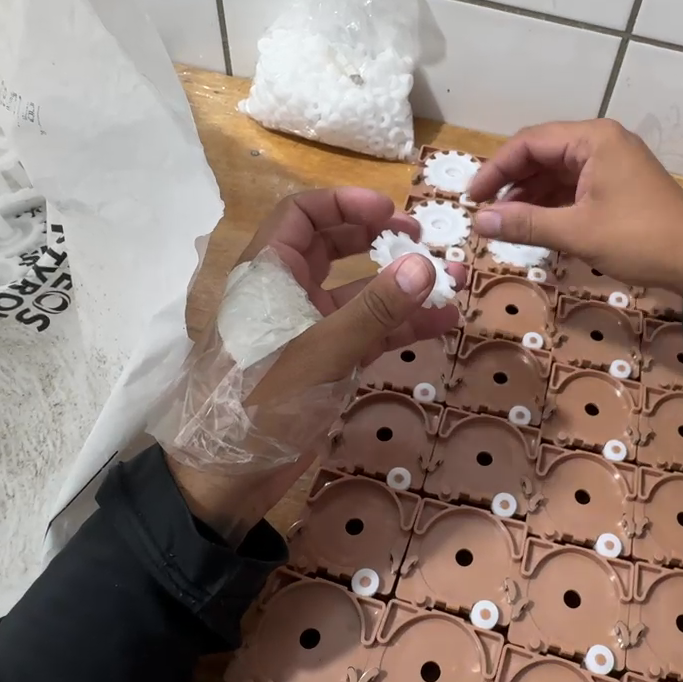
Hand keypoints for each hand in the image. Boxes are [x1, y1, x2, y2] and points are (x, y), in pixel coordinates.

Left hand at [236, 186, 464, 399]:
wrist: (229, 478)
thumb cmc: (260, 400)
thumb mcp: (320, 350)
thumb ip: (374, 309)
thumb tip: (425, 265)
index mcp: (269, 273)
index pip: (301, 214)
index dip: (345, 203)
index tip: (390, 212)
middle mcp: (289, 292)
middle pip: (334, 246)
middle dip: (379, 238)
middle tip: (421, 239)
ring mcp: (310, 328)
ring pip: (360, 292)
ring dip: (403, 286)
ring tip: (453, 281)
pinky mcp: (328, 361)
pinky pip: (370, 331)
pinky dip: (403, 326)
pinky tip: (441, 322)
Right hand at [467, 119, 682, 292]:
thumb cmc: (638, 238)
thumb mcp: (577, 231)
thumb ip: (525, 223)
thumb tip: (480, 222)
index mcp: (593, 139)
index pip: (530, 142)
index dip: (496, 168)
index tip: (473, 198)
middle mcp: (602, 142)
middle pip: (542, 153)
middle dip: (512, 182)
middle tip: (485, 210)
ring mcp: (613, 162)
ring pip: (558, 171)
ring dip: (530, 195)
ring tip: (505, 222)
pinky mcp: (619, 184)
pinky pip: (575, 186)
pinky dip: (553, 203)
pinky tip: (535, 224)